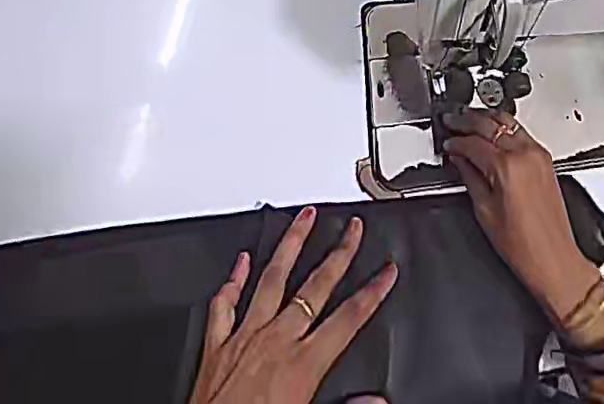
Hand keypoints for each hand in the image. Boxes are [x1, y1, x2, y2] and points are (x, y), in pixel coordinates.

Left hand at [192, 207, 398, 403]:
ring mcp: (245, 339)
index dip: (373, 292)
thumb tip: (377, 402)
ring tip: (304, 218)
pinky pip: (224, 305)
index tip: (387, 271)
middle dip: (340, 253)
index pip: (349, 318)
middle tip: (353, 228)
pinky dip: (233, 280)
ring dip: (291, 244)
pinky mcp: (216, 348)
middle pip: (316, 286)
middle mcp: (275, 342)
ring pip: (273, 278)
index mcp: (301, 366)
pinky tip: (241, 260)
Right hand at [443, 110, 603, 325]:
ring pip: (506, 120)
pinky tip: (491, 130)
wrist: (553, 257)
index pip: (473, 142)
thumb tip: (459, 159)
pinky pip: (519, 130)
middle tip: (452, 121)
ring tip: (468, 119)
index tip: (447, 143)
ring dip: (485, 118)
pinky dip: (502, 126)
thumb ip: (469, 177)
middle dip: (466, 120)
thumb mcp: (484, 211)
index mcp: (506, 166)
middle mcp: (524, 153)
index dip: (456, 141)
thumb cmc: (523, 244)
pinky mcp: (544, 157)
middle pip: (489, 123)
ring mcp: (536, 153)